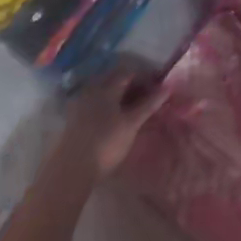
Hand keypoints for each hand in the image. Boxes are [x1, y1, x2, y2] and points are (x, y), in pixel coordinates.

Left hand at [55, 64, 169, 179]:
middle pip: (115, 81)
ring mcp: (82, 103)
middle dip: (132, 86)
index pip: (129, 73)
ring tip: (134, 109)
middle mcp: (93, 90)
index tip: (158, 86)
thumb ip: (148, 105)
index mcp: (107, 88)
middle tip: (148, 98)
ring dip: (121, 96)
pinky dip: (109, 105)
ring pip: (105, 92)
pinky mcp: (75, 117)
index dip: (145, 77)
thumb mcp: (131, 124)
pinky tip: (115, 118)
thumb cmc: (106, 143)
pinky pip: (96, 103)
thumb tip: (167, 88)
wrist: (73, 168)